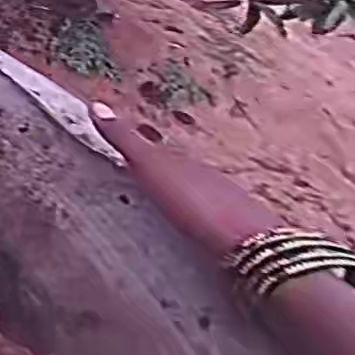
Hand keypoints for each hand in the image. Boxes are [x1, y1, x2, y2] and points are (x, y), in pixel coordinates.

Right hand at [91, 101, 278, 256]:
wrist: (259, 250)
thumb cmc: (196, 201)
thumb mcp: (151, 167)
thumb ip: (125, 139)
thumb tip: (95, 104)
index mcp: (185, 160)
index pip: (158, 151)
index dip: (139, 153)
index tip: (121, 158)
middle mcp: (210, 177)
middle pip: (181, 173)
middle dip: (164, 177)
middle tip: (140, 184)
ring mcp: (232, 206)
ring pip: (201, 196)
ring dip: (185, 200)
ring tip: (165, 210)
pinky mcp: (246, 236)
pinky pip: (215, 220)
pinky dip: (202, 220)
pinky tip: (195, 231)